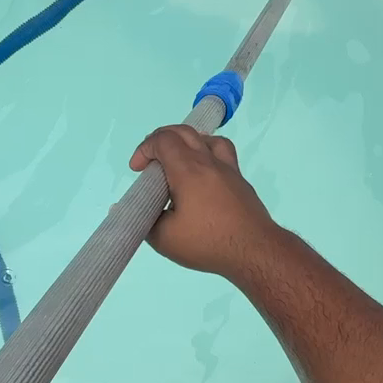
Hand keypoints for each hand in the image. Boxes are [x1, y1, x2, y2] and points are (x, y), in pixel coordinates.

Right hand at [129, 124, 282, 278]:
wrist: (254, 250)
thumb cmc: (208, 243)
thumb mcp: (165, 239)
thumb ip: (145, 222)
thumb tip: (127, 211)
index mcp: (188, 170)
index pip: (163, 140)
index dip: (144, 148)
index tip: (137, 170)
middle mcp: (209, 162)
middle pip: (184, 132)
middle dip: (161, 139)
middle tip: (152, 161)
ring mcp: (228, 169)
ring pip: (208, 139)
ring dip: (188, 143)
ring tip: (180, 162)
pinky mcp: (240, 181)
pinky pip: (223, 154)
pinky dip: (208, 155)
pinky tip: (204, 176)